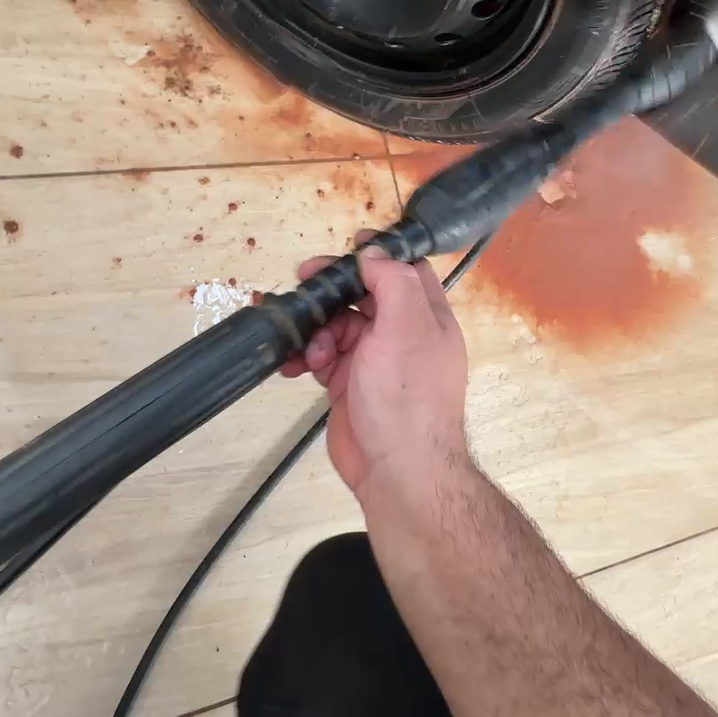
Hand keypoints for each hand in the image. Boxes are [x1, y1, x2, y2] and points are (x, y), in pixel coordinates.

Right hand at [279, 231, 469, 497]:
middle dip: (332, 289)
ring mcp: (374, 360)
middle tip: (303, 281)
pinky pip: (321, 357)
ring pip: (336, 326)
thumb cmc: (406, 397)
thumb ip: (393, 282)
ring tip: (307, 351)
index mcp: (426, 317)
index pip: (406, 270)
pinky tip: (292, 366)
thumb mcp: (406, 328)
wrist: (397, 470)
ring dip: (315, 329)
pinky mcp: (348, 384)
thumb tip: (374, 253)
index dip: (379, 254)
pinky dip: (304, 356)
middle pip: (363, 295)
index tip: (348, 246)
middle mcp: (402, 334)